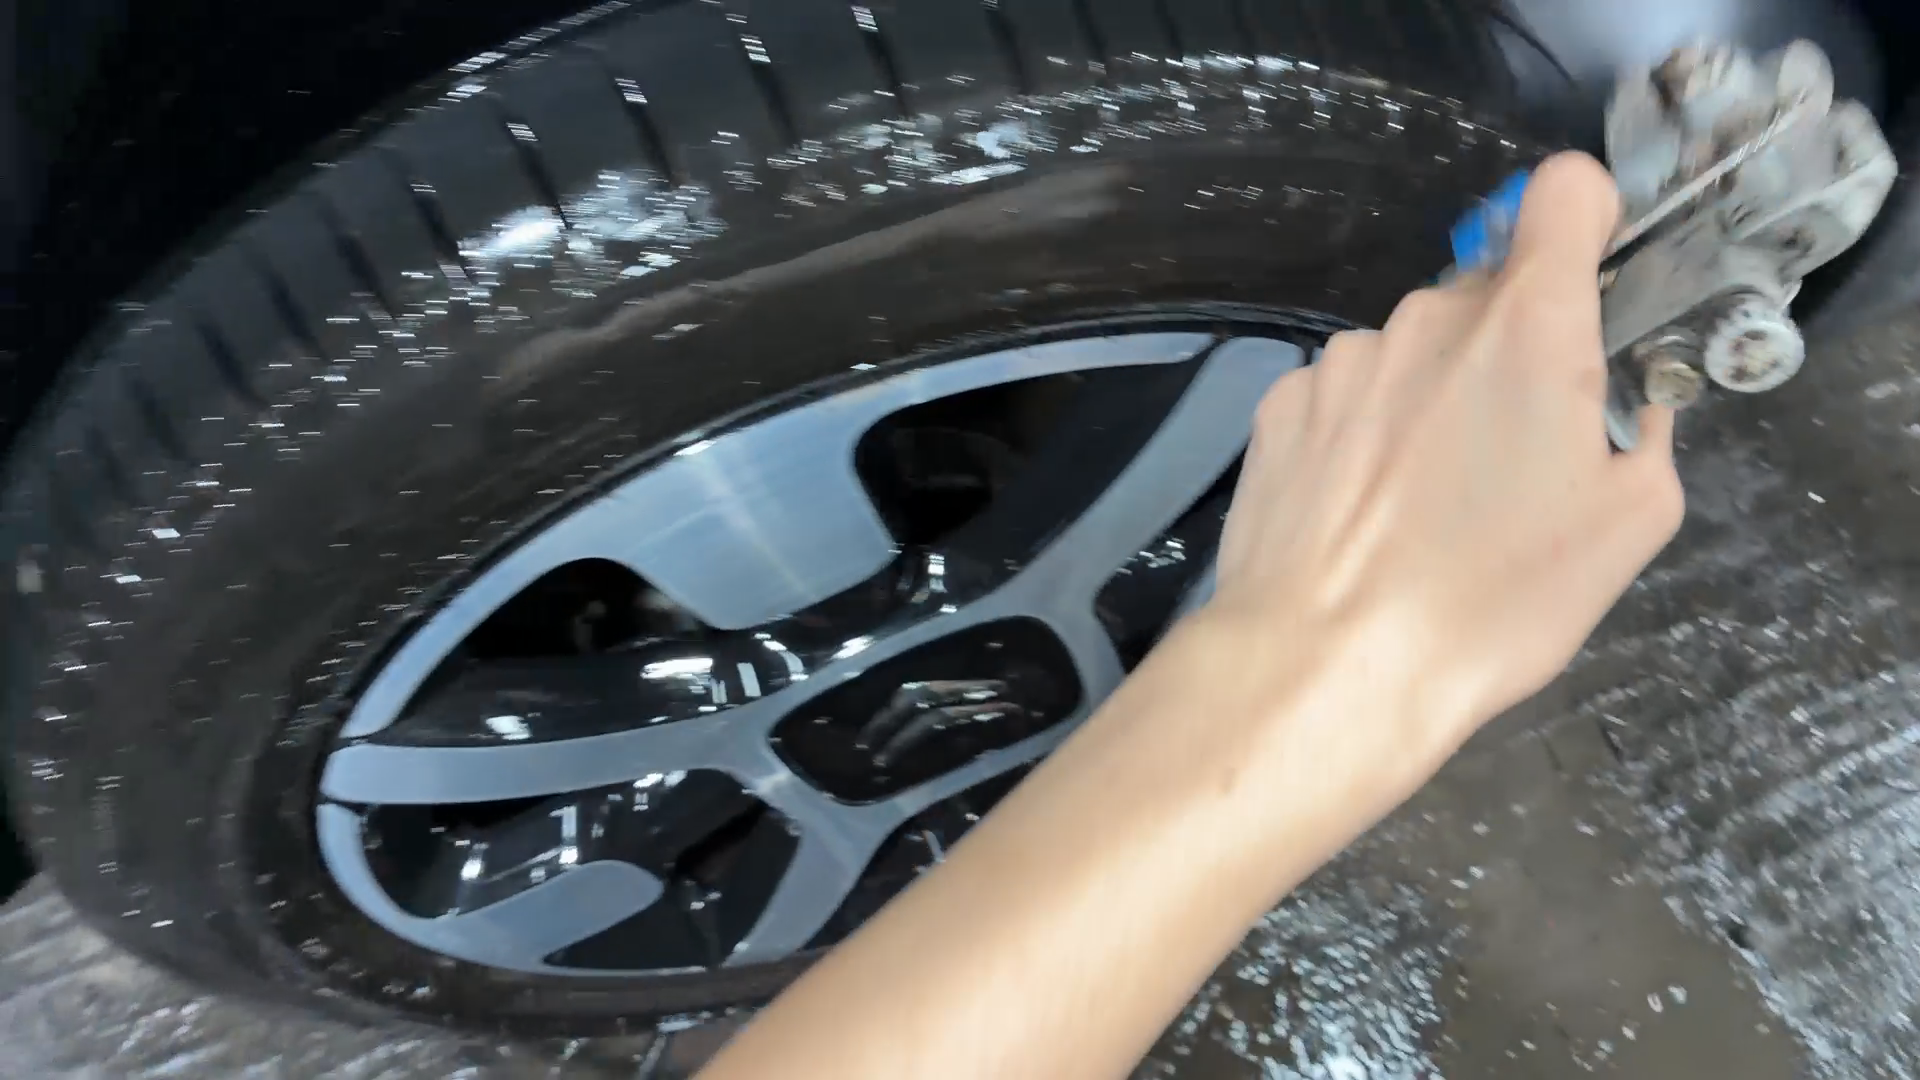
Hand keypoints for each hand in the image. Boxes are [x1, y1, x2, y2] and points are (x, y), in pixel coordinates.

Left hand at [1206, 152, 1683, 784]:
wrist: (1323, 652)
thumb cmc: (1486, 599)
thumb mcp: (1624, 521)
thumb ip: (1638, 426)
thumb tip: (1609, 401)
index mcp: (1524, 329)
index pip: (1562, 198)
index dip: (1580, 221)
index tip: (1580, 272)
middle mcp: (1419, 324)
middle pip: (1475, 302)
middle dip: (1496, 354)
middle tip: (1490, 451)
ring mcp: (1334, 366)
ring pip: (1397, 354)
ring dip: (1414, 396)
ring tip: (1405, 496)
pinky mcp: (1273, 410)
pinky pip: (1332, 395)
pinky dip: (1349, 427)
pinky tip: (1344, 499)